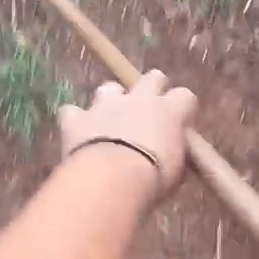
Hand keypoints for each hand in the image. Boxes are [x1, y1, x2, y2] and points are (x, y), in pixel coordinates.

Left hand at [57, 71, 197, 198]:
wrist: (111, 180)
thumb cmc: (153, 178)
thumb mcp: (176, 172)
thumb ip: (175, 155)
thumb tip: (172, 155)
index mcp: (170, 111)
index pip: (185, 96)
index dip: (182, 107)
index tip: (180, 122)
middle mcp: (140, 99)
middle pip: (152, 78)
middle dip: (152, 88)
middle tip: (149, 111)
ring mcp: (106, 105)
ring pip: (109, 88)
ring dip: (111, 100)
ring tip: (110, 120)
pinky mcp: (78, 118)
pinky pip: (73, 112)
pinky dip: (76, 121)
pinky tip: (78, 135)